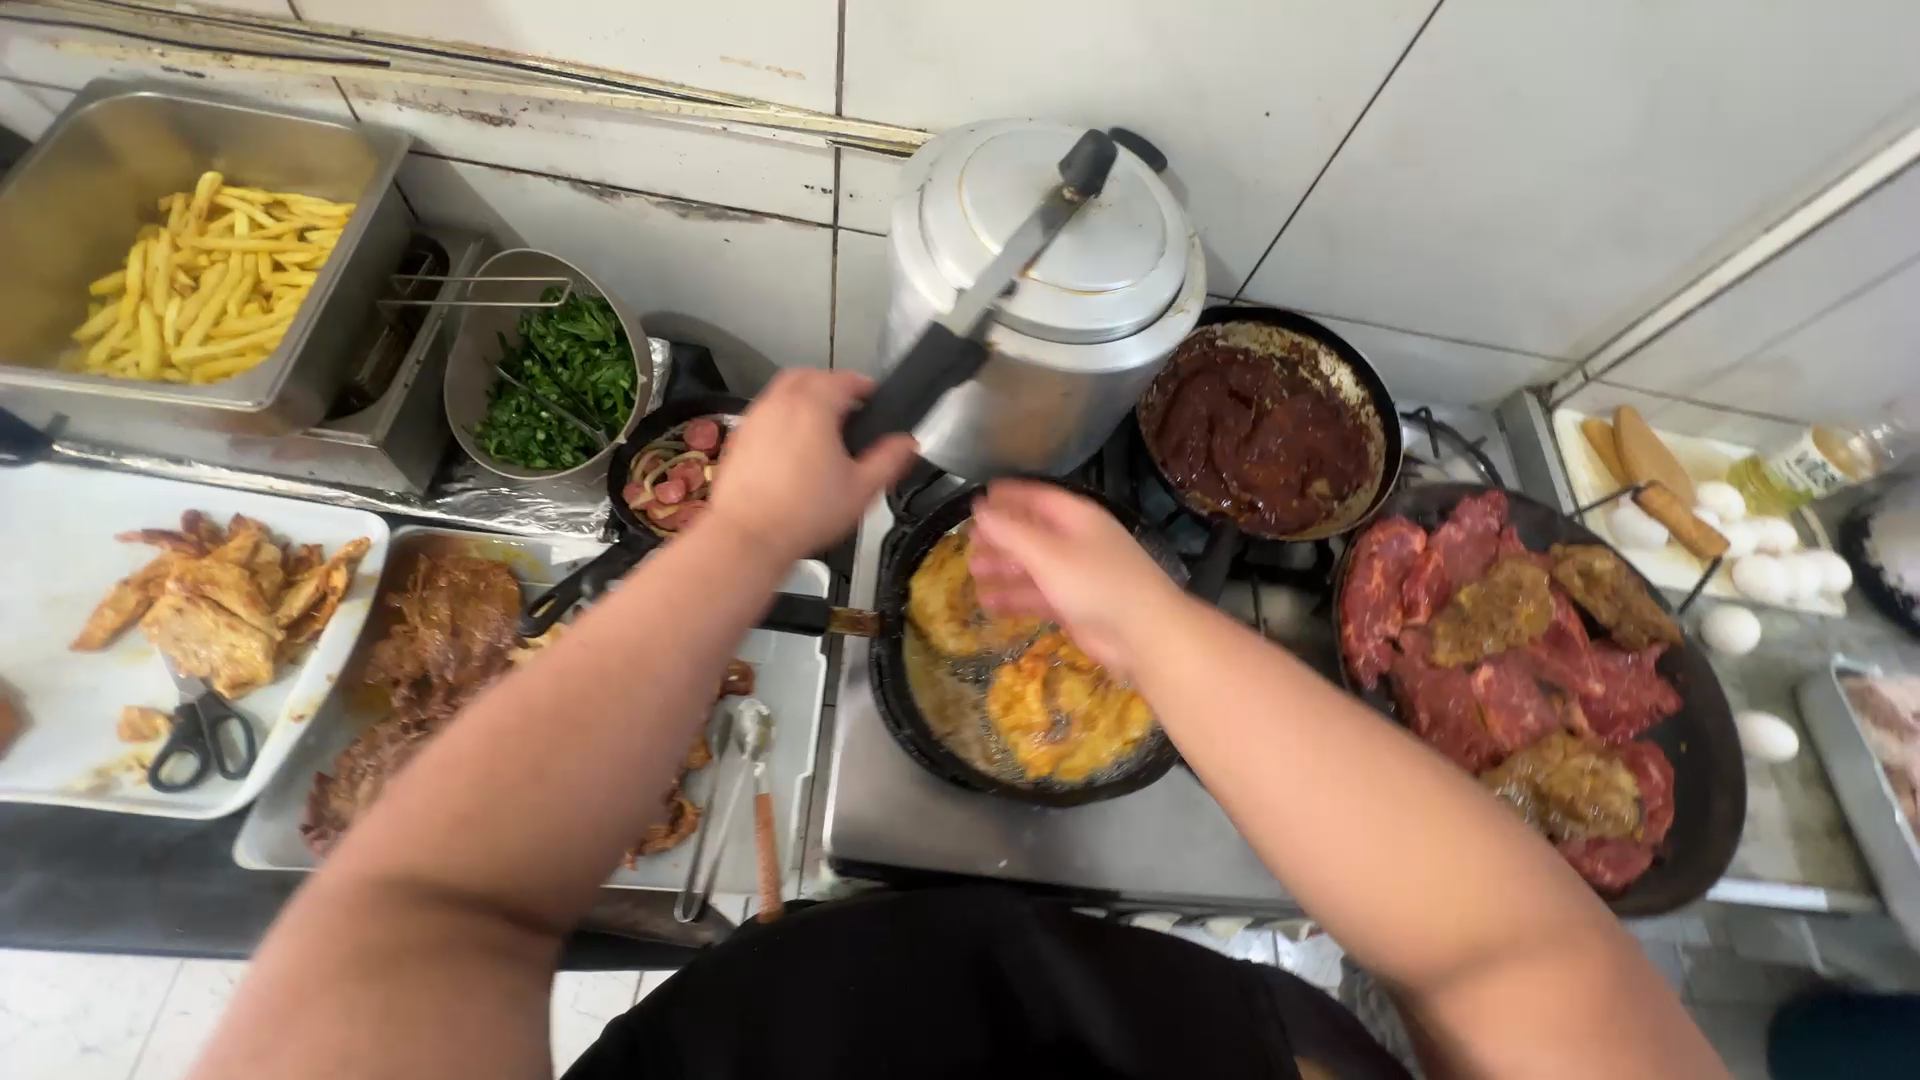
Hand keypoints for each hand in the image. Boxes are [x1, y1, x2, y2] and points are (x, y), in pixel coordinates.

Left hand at [704, 370, 917, 562]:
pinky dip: (782, 419)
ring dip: (805, 398)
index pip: (844, 379)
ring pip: (783, 392)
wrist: (748, 536)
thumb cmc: (801, 514)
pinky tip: (793, 448)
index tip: (872, 395)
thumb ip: (889, 460)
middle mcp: (780, 404)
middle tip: (849, 405)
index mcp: (814, 407)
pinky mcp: (739, 439)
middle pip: (810, 376)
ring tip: (822, 425)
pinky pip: (765, 415)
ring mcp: (755, 419)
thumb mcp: (861, 489)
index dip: (864, 385)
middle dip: (832, 384)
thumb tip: (907, 444)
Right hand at [968, 480, 1189, 675]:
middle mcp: (1075, 541)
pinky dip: (1014, 597)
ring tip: (973, 571)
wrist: (1143, 633)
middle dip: (1000, 537)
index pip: (1036, 497)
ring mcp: (1076, 574)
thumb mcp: (1048, 553)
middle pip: (1031, 532)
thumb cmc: (1096, 583)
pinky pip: (1038, 594)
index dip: (1007, 497)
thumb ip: (1011, 532)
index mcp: (1075, 517)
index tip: (978, 500)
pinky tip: (990, 603)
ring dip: (1003, 568)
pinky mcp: (1074, 604)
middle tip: (969, 542)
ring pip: (1032, 565)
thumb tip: (980, 509)